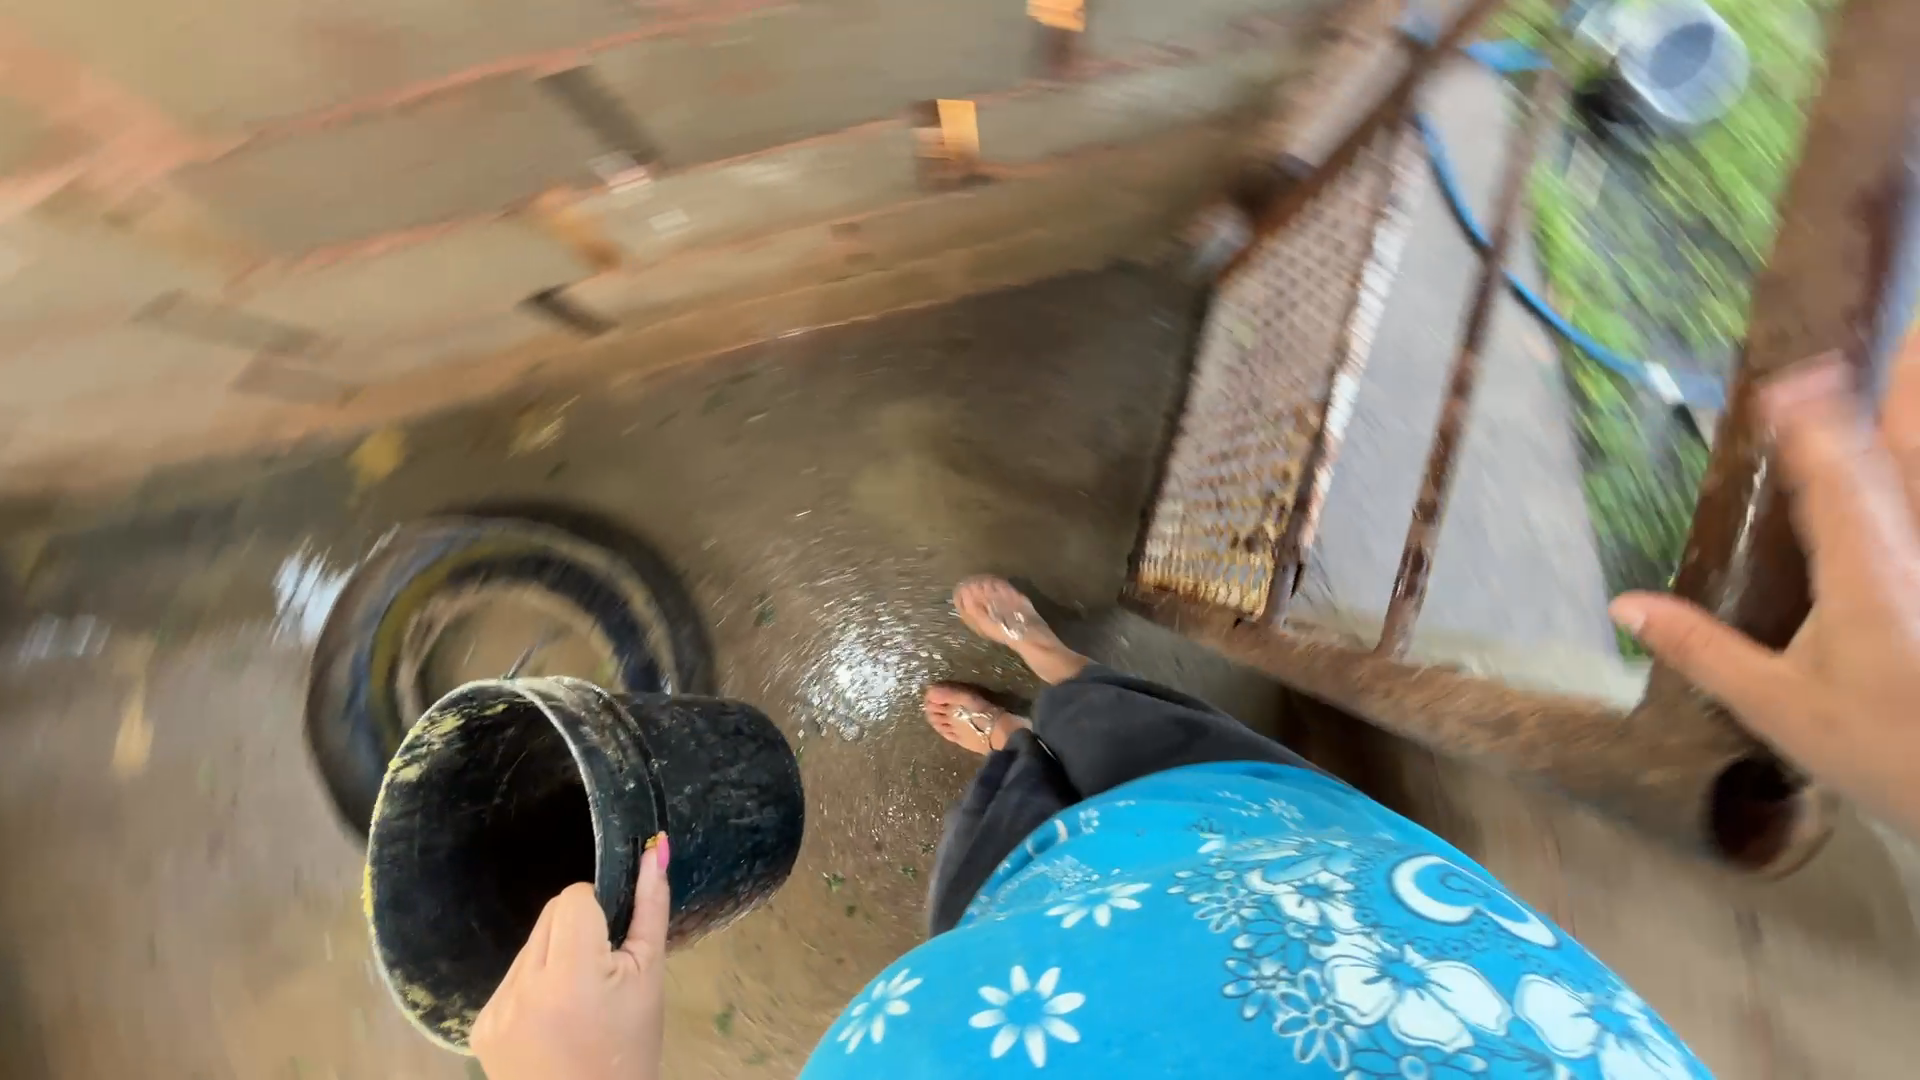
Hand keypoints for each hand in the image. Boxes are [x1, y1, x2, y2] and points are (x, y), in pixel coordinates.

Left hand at [472, 833, 670, 1079]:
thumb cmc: (630, 1048)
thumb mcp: (651, 974)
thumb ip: (651, 906)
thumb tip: (658, 847)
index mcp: (568, 973)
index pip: (573, 897)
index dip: (600, 909)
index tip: (615, 943)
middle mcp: (521, 987)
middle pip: (551, 915)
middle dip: (579, 929)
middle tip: (603, 971)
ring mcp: (494, 1009)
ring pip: (532, 943)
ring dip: (557, 953)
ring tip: (579, 996)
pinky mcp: (479, 1027)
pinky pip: (514, 976)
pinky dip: (536, 982)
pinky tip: (553, 1016)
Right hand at [1610, 345, 1919, 839]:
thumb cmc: (1898, 753)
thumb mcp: (1780, 708)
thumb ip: (1701, 650)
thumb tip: (1622, 605)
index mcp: (1876, 577)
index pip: (1842, 480)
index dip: (1815, 425)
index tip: (1791, 379)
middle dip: (1911, 385)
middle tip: (1906, 323)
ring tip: (1912, 358)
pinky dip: (1918, 467)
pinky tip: (1908, 459)